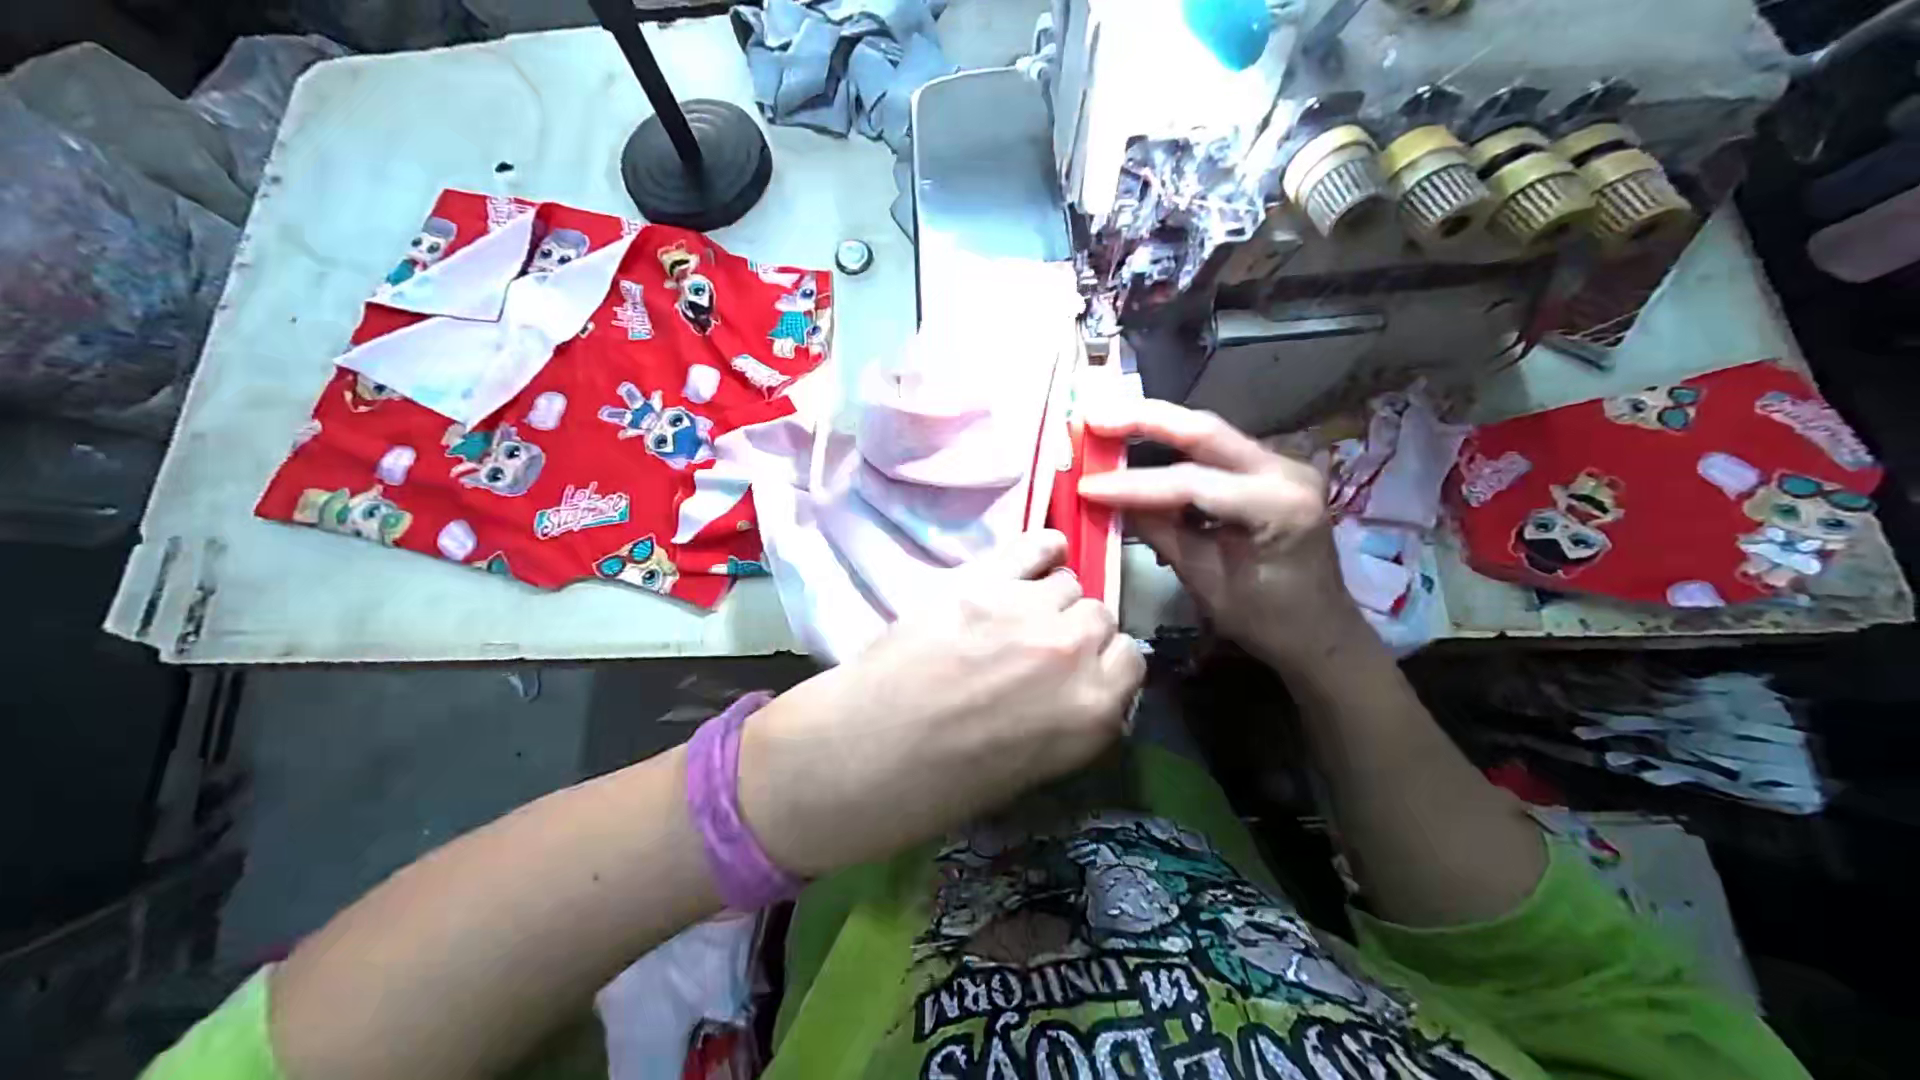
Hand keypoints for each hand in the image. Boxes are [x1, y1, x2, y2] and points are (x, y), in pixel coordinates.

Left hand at [735, 530, 1144, 876]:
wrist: (871, 752)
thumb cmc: (947, 779)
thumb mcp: (1036, 764)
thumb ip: (1072, 714)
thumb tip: (1083, 681)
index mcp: (1095, 711)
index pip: (1131, 659)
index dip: (1103, 661)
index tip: (1080, 665)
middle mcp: (1075, 654)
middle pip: (1099, 616)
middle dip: (1075, 629)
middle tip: (1038, 643)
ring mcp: (1031, 611)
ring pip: (1068, 583)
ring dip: (1048, 597)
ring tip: (1013, 613)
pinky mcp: (986, 581)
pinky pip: (1035, 545)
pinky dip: (1039, 549)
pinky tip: (1034, 557)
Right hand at [1076, 399, 1360, 669]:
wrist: (1320, 630)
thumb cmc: (1266, 618)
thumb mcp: (1205, 580)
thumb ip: (1159, 531)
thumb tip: (1106, 501)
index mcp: (1278, 505)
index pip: (1193, 483)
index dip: (1134, 484)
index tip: (1086, 486)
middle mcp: (1285, 470)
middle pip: (1204, 431)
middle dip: (1143, 420)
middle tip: (1093, 417)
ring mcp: (1281, 464)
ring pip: (1208, 433)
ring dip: (1155, 426)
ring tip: (1106, 423)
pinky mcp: (1269, 469)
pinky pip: (1214, 450)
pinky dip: (1173, 447)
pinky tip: (1138, 443)